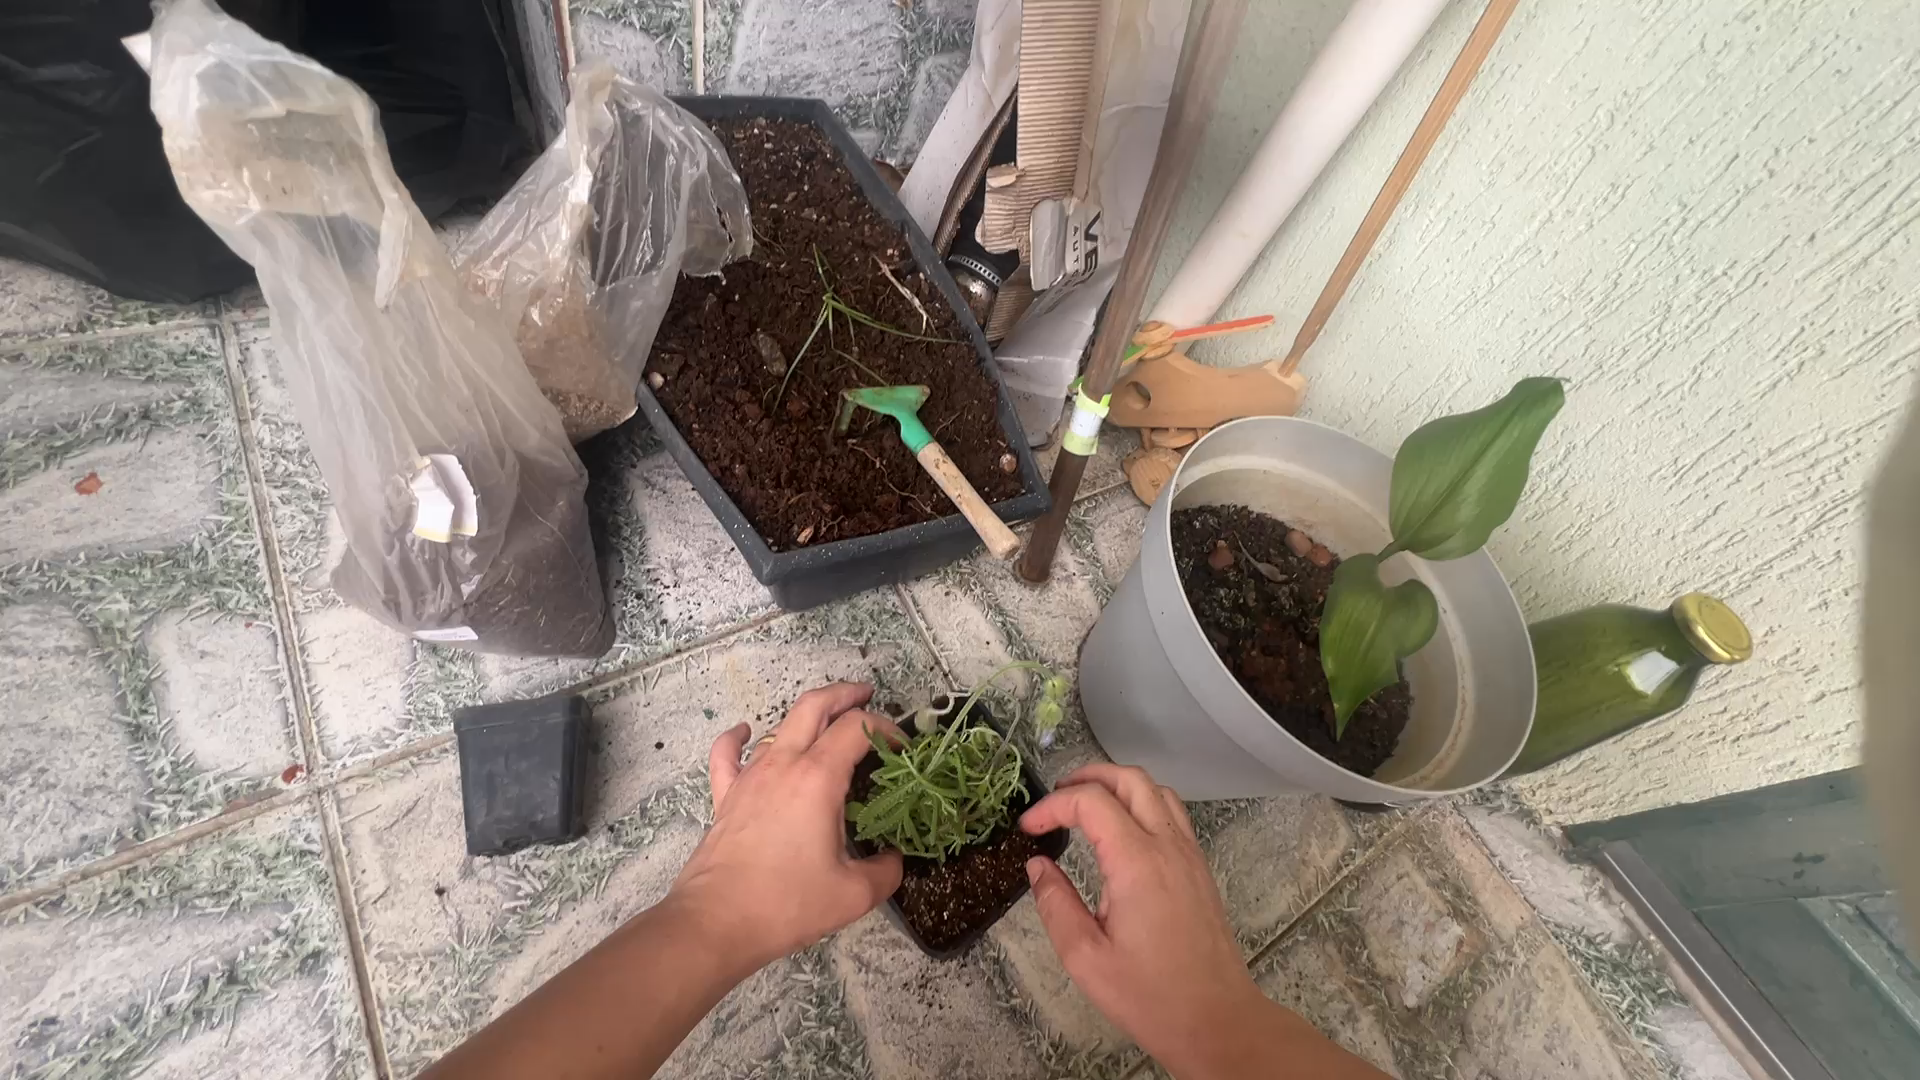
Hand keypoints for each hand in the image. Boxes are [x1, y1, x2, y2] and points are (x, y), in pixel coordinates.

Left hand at [666, 683, 902, 976]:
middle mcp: (784, 764)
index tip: (901, 746)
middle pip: (815, 705)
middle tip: (867, 696)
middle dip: (845, 694)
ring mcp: (750, 776)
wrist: (714, 923)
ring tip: (828, 721)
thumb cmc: (784, 904)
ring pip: (781, 724)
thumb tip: (895, 859)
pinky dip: (738, 736)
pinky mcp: (726, 795)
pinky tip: (746, 732)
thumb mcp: (852, 894)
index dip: (885, 728)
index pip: (857, 728)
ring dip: (808, 715)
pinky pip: (727, 753)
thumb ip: (886, 872)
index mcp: (818, 778)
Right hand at [1019, 764, 1263, 1075]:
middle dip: (1086, 776)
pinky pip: (1171, 810)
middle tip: (1055, 797)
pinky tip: (1122, 827)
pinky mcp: (1199, 865)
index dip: (1052, 806)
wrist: (1220, 1023)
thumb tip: (1037, 866)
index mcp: (1137, 861)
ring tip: (1086, 803)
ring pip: (1154, 788)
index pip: (1090, 802)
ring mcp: (1188, 852)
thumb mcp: (1086, 958)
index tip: (1028, 828)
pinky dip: (1140, 801)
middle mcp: (1166, 844)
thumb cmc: (1151, 996)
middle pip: (1128, 778)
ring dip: (1116, 784)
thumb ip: (1055, 904)